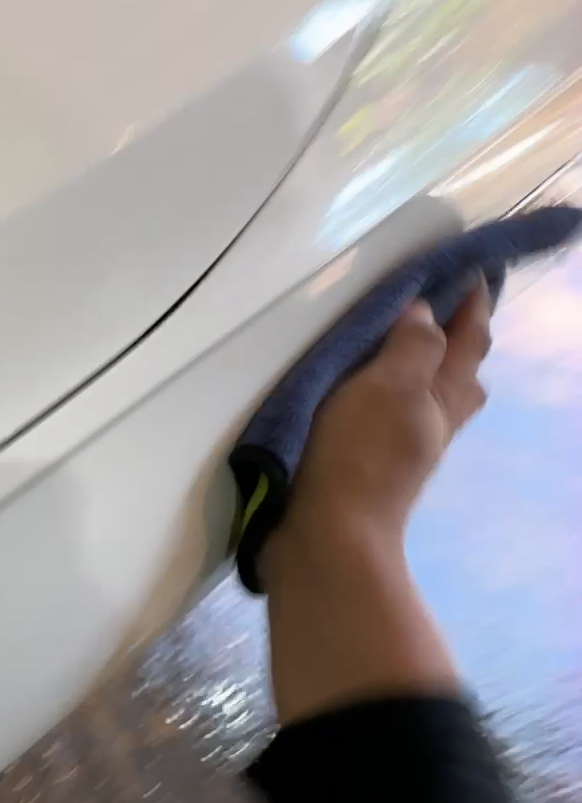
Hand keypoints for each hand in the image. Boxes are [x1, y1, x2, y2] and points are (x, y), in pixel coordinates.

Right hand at [267, 280, 492, 578]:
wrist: (328, 531)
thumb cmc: (356, 456)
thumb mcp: (384, 390)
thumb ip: (409, 349)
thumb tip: (424, 312)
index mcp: (445, 393)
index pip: (468, 338)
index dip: (472, 304)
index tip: (474, 271)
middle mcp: (436, 418)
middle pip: (459, 370)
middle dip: (457, 339)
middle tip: (443, 310)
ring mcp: (406, 447)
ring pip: (430, 397)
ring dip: (425, 372)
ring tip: (402, 355)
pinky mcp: (371, 467)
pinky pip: (392, 419)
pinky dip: (389, 401)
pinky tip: (366, 407)